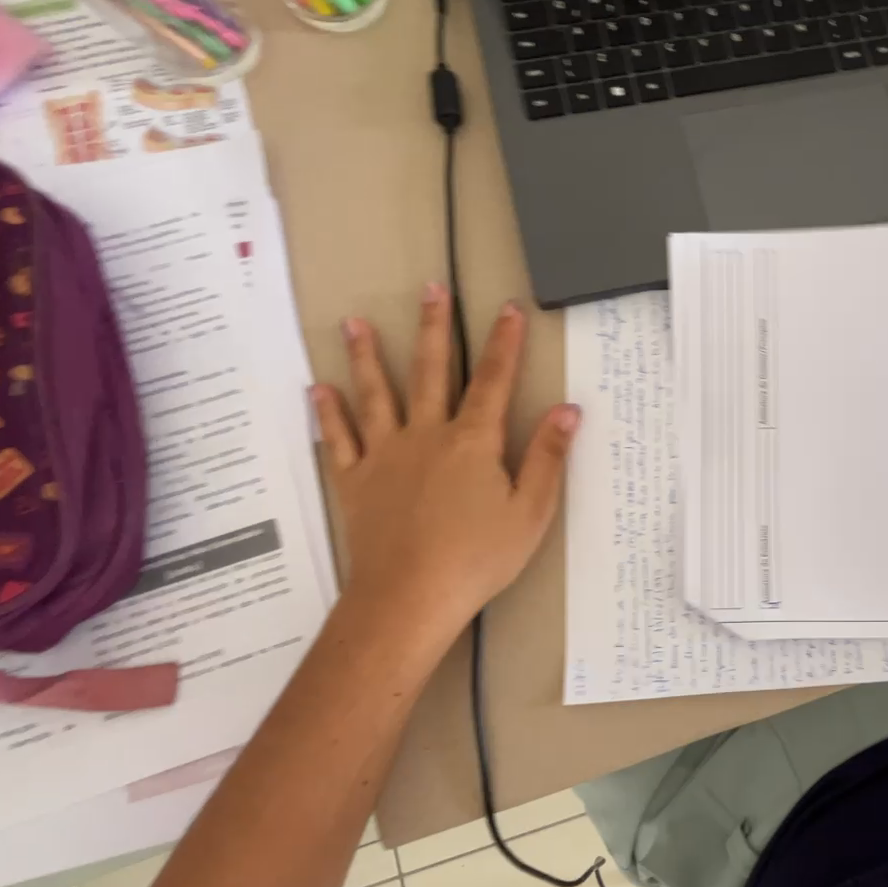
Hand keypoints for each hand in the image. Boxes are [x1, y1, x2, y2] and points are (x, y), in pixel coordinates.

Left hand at [311, 285, 578, 649]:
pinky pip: (339, 439)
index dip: (505, 343)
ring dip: (368, 357)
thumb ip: (548, 458)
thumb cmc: (478, 557)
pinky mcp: (355, 481)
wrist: (408, 597)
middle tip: (430, 289)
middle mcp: (427, 436)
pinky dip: (329, 414)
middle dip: (435, 328)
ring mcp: (385, 456)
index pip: (494, 380)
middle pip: (432, 372)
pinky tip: (319, 390)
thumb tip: (568, 410)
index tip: (508, 309)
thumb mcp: (531, 512)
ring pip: (376, 395)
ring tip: (355, 322)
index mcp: (473, 442)